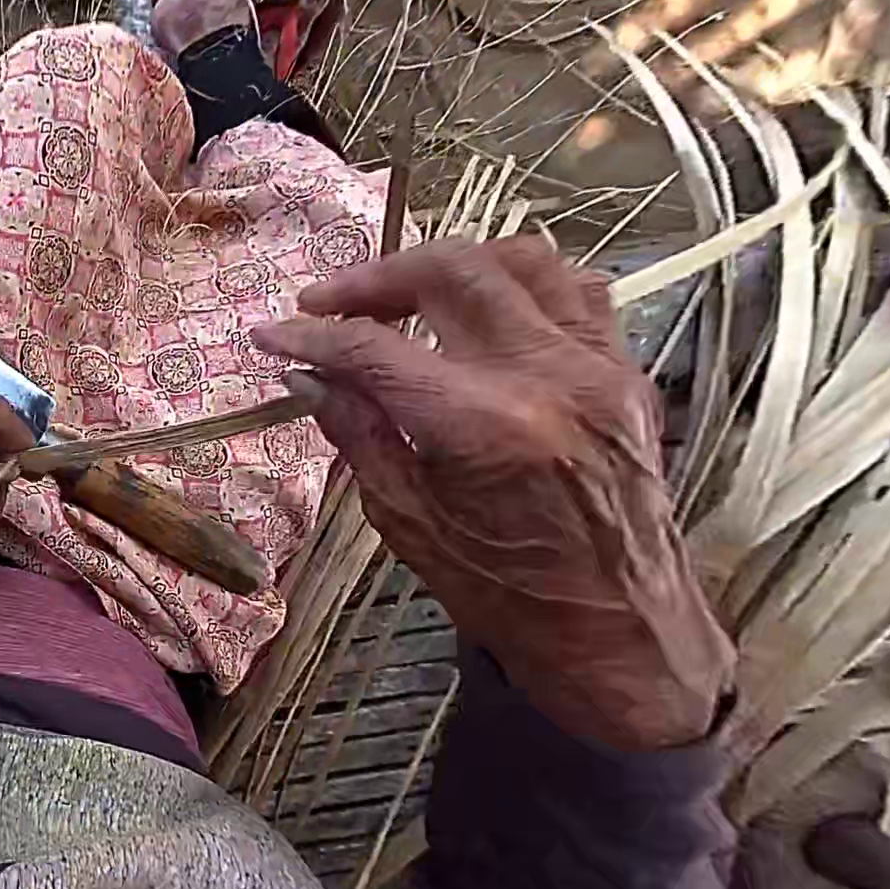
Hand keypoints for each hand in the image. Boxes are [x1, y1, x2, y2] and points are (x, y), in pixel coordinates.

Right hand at [252, 237, 732, 749]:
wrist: (616, 628)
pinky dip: (509, 279)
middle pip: (448, 275)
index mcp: (480, 425)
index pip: (373, 349)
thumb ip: (353, 427)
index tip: (268, 334)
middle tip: (322, 304)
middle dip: (370, 280)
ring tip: (393, 294)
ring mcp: (595, 366)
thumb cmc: (493, 583)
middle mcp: (545, 377)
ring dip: (440, 266)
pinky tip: (470, 305)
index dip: (309, 337)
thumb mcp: (399, 511)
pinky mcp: (621, 371)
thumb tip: (304, 375)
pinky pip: (570, 288)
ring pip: (515, 260)